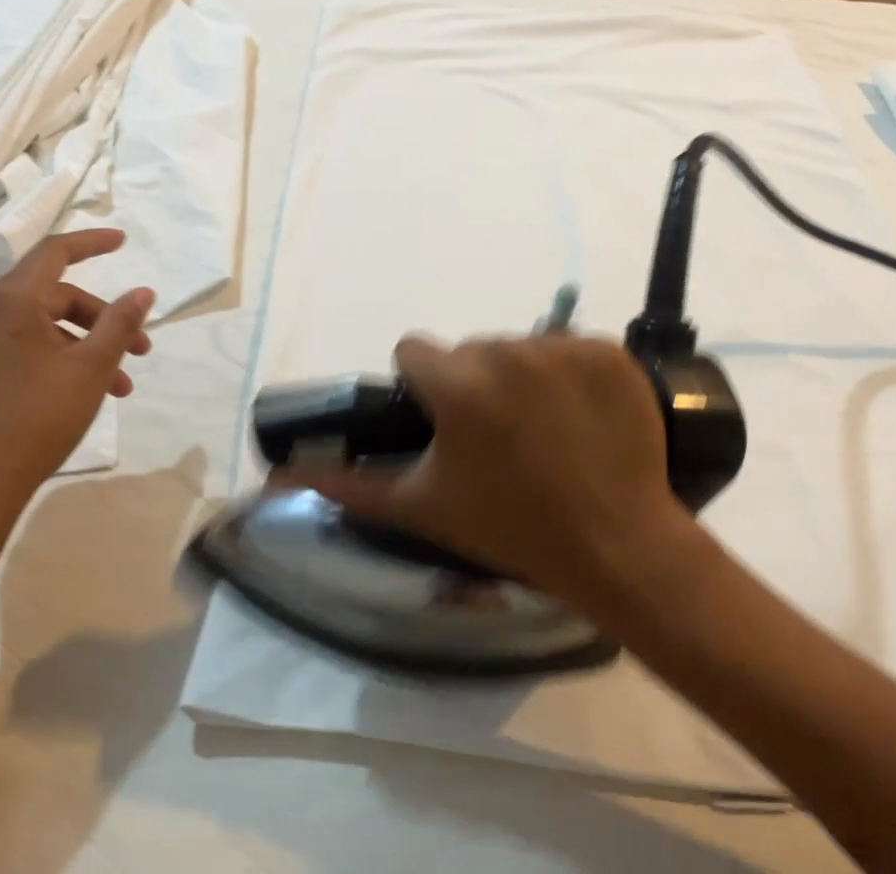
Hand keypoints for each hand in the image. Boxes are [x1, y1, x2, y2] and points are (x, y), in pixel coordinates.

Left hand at [0, 228, 152, 532]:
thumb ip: (120, 325)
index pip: (54, 253)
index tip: (121, 241)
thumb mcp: (91, 370)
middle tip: (137, 355)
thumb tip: (143, 292)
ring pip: (34, 332)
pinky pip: (10, 354)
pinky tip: (66, 398)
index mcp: (10, 302)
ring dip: (78, 351)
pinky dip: (46, 363)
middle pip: (50, 299)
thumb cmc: (38, 419)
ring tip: (113, 389)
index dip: (91, 242)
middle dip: (99, 323)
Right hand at [277, 334, 695, 602]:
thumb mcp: (422, 508)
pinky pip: (571, 350)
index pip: (413, 350)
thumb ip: (348, 486)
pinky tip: (581, 420)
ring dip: (521, 379)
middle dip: (473, 386)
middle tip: (495, 441)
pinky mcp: (612, 353)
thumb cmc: (511, 528)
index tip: (441, 424)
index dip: (421, 388)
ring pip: (520, 348)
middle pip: (470, 352)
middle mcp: (509, 350)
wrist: (617, 547)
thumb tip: (278, 478)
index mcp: (458, 384)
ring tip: (543, 433)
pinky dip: (570, 377)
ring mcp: (566, 348)